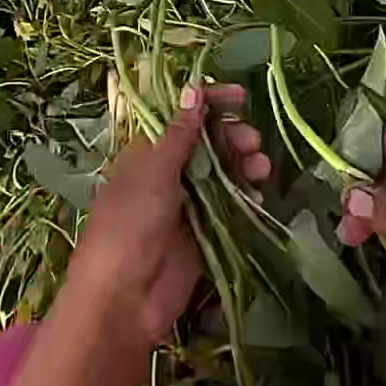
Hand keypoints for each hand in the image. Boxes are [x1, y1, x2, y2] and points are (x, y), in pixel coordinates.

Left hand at [66, 84, 268, 343]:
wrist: (124, 298)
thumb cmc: (131, 223)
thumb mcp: (155, 170)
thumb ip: (180, 133)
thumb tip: (193, 87)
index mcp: (150, 149)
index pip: (183, 114)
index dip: (210, 101)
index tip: (240, 98)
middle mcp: (169, 170)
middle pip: (208, 140)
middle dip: (232, 134)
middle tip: (252, 142)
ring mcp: (188, 200)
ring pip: (223, 170)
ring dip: (243, 162)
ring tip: (261, 166)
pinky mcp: (204, 229)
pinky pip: (230, 203)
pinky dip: (245, 194)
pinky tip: (257, 193)